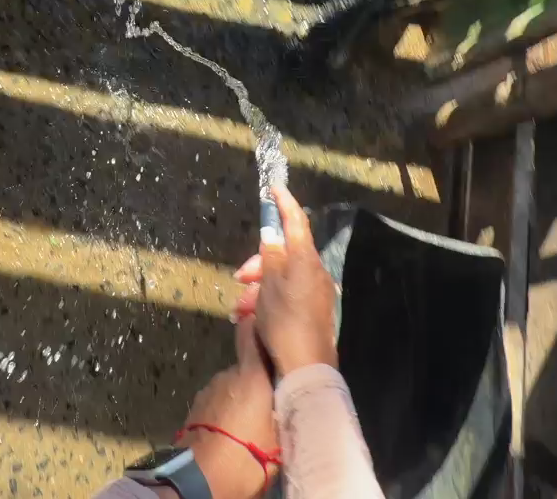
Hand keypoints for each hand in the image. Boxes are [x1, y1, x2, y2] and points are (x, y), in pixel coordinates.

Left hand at [177, 313, 279, 498]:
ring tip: (247, 426)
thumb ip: (283, 412)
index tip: (264, 327)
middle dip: (254, 384)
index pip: (250, 336)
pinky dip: (222, 413)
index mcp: (252, 376)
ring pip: (230, 388)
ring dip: (237, 400)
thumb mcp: (278, 439)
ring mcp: (208, 389)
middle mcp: (228, 374)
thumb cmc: (248, 456)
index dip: (256, 329)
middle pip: (245, 370)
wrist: (200, 479)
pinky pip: (216, 403)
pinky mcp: (194, 407)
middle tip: (266, 407)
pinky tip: (229, 433)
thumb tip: (290, 401)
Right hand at [232, 185, 336, 377]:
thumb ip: (270, 256)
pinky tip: (252, 317)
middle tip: (240, 278)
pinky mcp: (313, 312)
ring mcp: (316, 293)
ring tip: (241, 309)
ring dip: (258, 287)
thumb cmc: (285, 322)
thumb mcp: (269, 285)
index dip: (284, 203)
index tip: (274, 188)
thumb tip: (271, 236)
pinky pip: (287, 295)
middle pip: (284, 253)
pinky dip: (268, 299)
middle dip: (258, 262)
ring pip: (281, 277)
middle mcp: (315, 272)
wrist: (306, 370)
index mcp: (306, 260)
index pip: (296, 221)